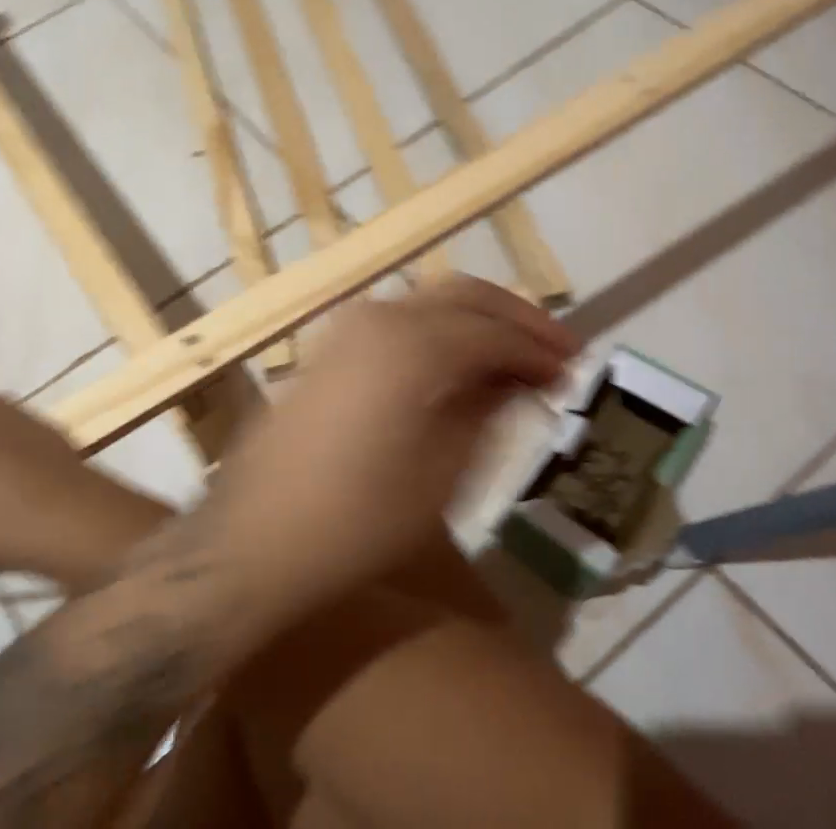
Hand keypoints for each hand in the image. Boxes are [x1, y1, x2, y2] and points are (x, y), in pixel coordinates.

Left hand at [211, 276, 580, 610]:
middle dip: (515, 319)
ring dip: (475, 323)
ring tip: (514, 363)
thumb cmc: (359, 520)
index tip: (577, 372)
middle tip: (557, 355)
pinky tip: (456, 370)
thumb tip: (518, 378)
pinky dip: (435, 335)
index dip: (541, 350)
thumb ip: (486, 410)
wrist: (257, 539)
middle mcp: (377, 318)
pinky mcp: (325, 352)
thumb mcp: (442, 472)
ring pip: (427, 304)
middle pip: (463, 296)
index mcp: (412, 343)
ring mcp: (343, 331)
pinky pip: (395, 324)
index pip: (495, 331)